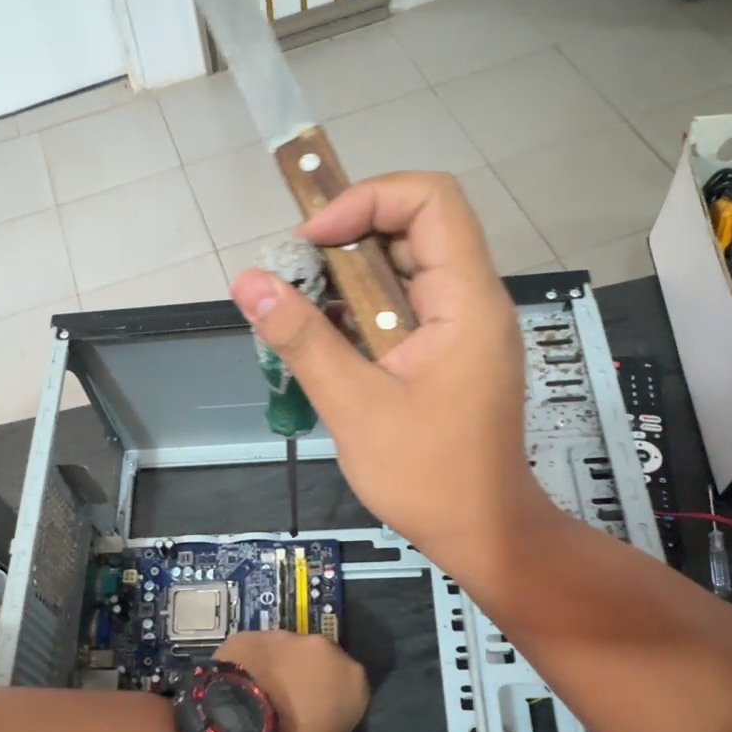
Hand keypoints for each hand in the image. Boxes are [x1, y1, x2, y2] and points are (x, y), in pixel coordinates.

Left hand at [214, 630, 367, 731]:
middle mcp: (321, 648)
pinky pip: (254, 654)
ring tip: (259, 704)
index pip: (353, 695)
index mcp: (352, 680)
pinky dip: (250, 668)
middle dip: (310, 686)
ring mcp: (281, 637)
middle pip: (321, 667)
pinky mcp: (245, 636)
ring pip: (287, 656)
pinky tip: (236, 692)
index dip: (338, 714)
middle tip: (289, 716)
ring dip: (280, 675)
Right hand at [231, 172, 546, 585]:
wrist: (482, 532)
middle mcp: (473, 302)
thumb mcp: (355, 407)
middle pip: (414, 229)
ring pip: (405, 271)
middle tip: (294, 278)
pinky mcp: (452, 355)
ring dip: (348, 283)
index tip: (312, 240)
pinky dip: (363, 316)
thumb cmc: (427, 476)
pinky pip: (405, 310)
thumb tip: (249, 282)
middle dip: (347, 242)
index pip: (430, 199)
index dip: (366, 199)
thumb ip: (302, 339)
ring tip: (302, 315)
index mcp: (467, 301)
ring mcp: (465, 329)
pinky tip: (328, 347)